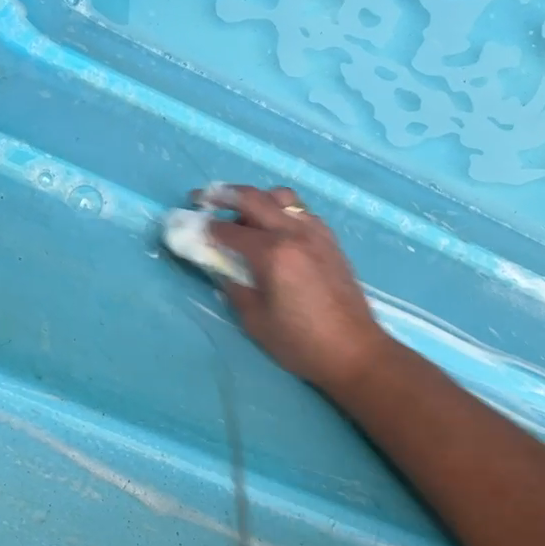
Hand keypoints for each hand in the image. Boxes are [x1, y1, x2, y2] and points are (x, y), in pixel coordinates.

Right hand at [204, 186, 392, 390]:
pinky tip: (273, 229)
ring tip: (240, 212)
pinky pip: (300, 211)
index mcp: (273, 253)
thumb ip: (233, 286)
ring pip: (281, 197)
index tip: (190, 225)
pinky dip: (280, 210)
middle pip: (253, 198)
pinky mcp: (329, 239)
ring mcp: (316, 232)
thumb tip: (218, 266)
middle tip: (202, 197)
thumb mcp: (255, 320)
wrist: (354, 351)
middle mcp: (294, 233)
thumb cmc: (300, 342)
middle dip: (222, 195)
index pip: (229, 230)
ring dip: (255, 198)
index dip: (206, 227)